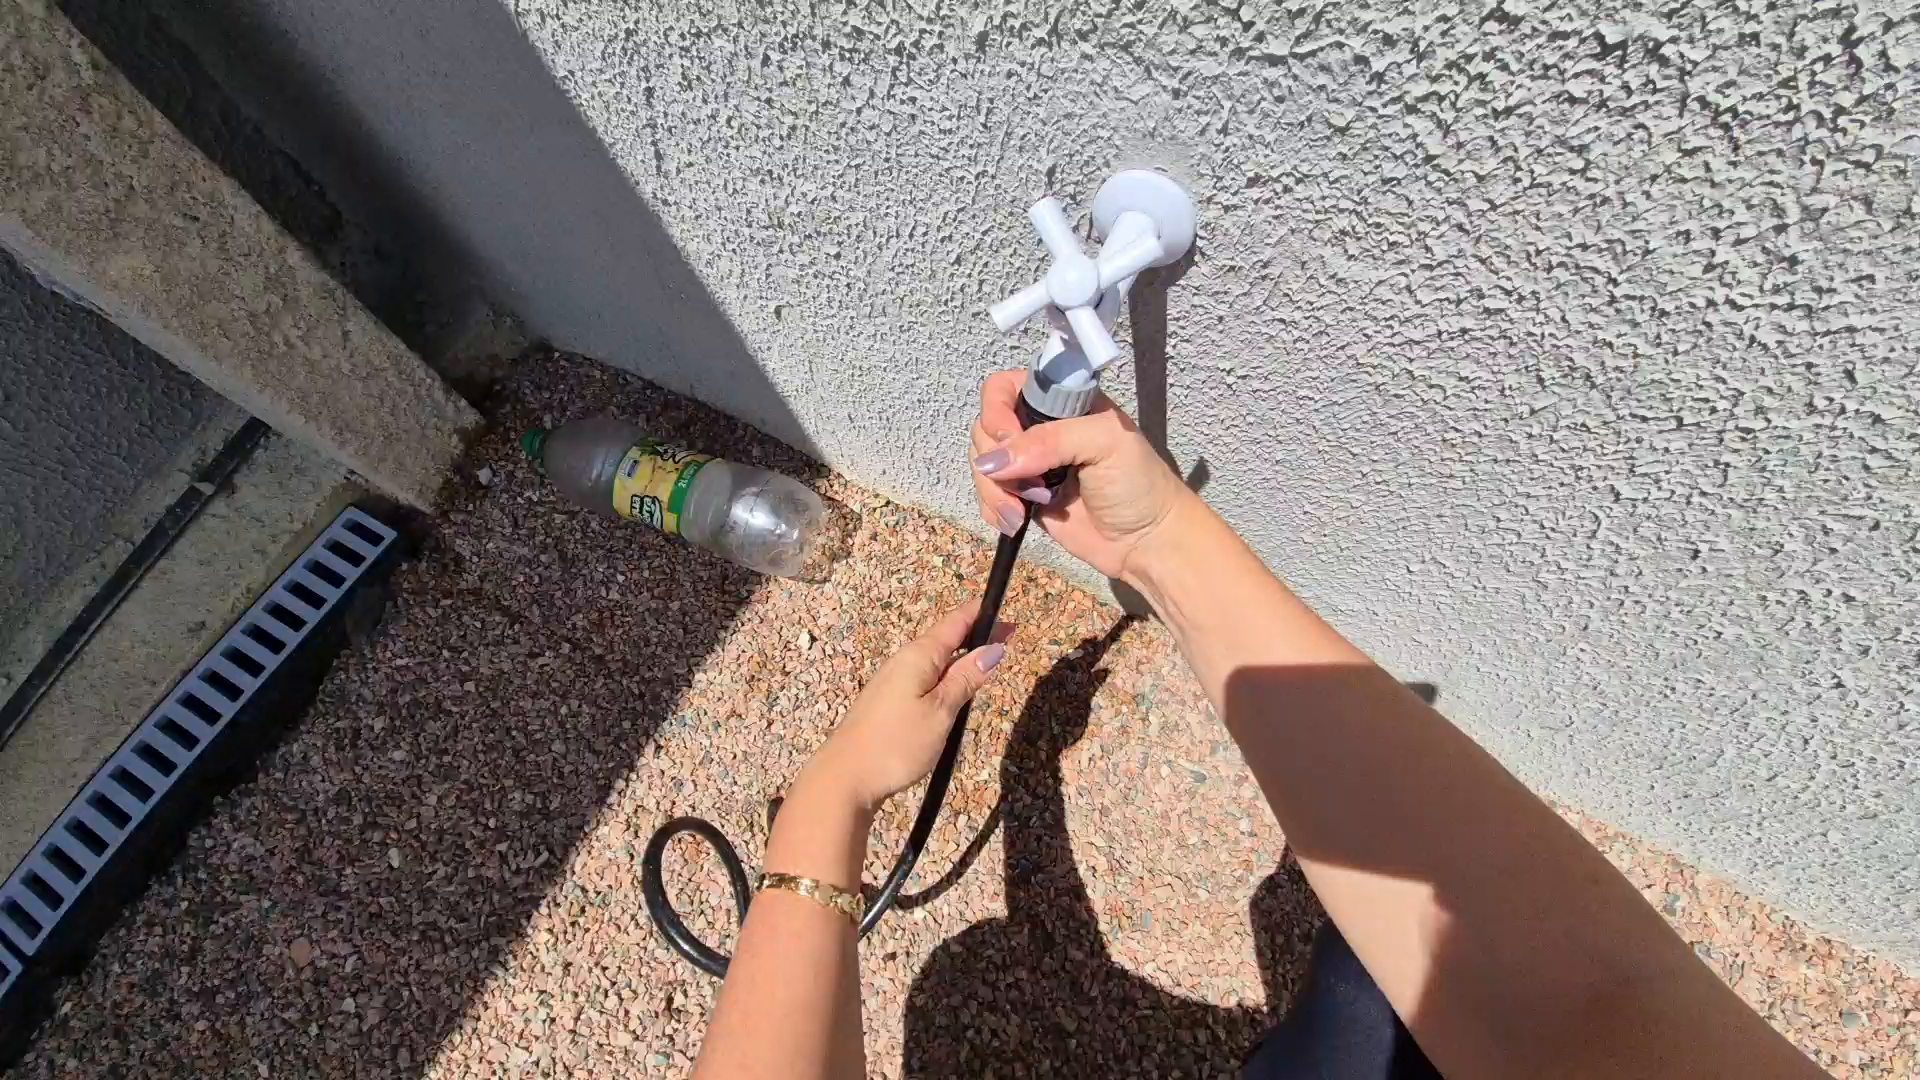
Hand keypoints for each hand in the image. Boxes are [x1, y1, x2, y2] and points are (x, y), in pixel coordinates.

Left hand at [803, 599, 1012, 811]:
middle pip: (946, 639)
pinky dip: (946, 677)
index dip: (983, 616)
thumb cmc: (896, 743)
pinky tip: (955, 691)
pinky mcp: (890, 701)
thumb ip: (966, 679)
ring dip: (962, 659)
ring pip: (936, 661)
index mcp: (919, 655)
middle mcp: (905, 660)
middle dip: (976, 637)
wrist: (846, 777)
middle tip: (1007, 639)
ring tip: (987, 664)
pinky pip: (925, 678)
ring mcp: (895, 681)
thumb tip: (992, 650)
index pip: (956, 622)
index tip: (1008, 618)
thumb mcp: (941, 711)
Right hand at [969, 369, 1192, 579]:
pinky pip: (987, 496)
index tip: (1012, 439)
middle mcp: (1040, 428)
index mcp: (1062, 403)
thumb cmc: (1137, 483)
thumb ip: (1050, 441)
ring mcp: (1029, 464)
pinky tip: (1016, 521)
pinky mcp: (1023, 497)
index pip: (1005, 387)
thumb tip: (993, 462)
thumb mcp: (1105, 443)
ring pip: (981, 465)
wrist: (1145, 541)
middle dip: (996, 459)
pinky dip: (993, 509)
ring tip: (1022, 511)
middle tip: (1028, 482)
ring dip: (994, 491)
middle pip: (985, 428)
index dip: (997, 411)